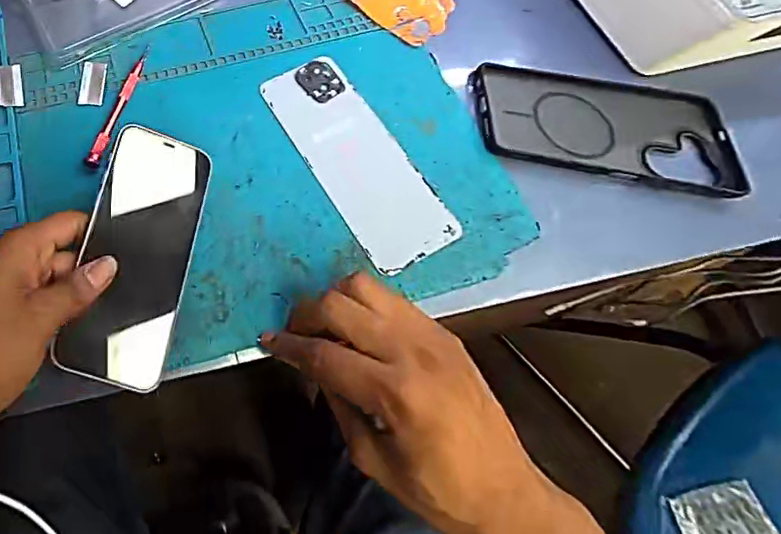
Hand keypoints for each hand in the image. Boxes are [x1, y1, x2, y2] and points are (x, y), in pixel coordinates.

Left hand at [0, 211, 115, 452]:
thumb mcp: (39, 320)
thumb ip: (77, 289)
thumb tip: (108, 262)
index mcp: (20, 248)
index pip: (70, 223)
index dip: (99, 233)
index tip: (132, 249)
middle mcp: (16, 262)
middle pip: (66, 253)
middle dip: (93, 270)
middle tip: (132, 288)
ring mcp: (12, 291)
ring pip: (57, 282)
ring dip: (79, 296)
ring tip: (118, 309)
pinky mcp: (10, 317)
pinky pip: (45, 304)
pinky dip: (62, 313)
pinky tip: (87, 328)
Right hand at [261, 274, 599, 533]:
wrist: (510, 494)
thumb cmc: (443, 491)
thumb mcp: (375, 461)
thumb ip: (338, 406)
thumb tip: (313, 367)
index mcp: (397, 392)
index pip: (324, 353)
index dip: (289, 346)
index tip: (269, 341)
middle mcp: (412, 351)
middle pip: (338, 304)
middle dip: (304, 313)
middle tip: (294, 332)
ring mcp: (430, 334)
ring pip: (363, 285)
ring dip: (334, 299)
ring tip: (326, 323)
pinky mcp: (442, 329)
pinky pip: (390, 297)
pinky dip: (364, 304)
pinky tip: (360, 328)